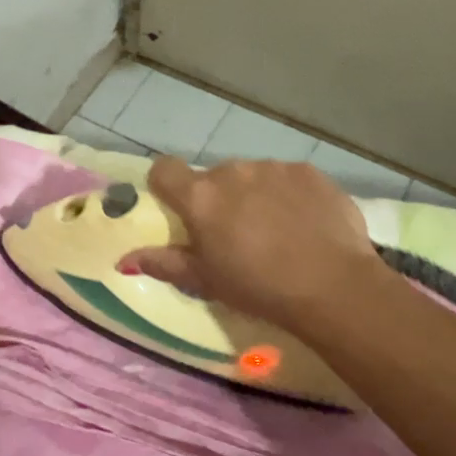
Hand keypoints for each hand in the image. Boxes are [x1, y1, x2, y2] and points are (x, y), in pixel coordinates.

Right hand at [117, 156, 385, 327]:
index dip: (167, 186)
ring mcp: (275, 168)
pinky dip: (291, 196)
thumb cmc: (257, 287)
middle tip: (237, 236)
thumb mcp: (205, 281)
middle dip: (220, 199)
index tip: (179, 209)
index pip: (164, 169)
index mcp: (200, 197)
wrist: (332, 285)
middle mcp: (233, 171)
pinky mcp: (310, 172)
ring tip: (277, 232)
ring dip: (256, 196)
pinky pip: (290, 179)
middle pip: (215, 177)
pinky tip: (306, 226)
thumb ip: (163, 263)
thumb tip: (123, 259)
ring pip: (254, 177)